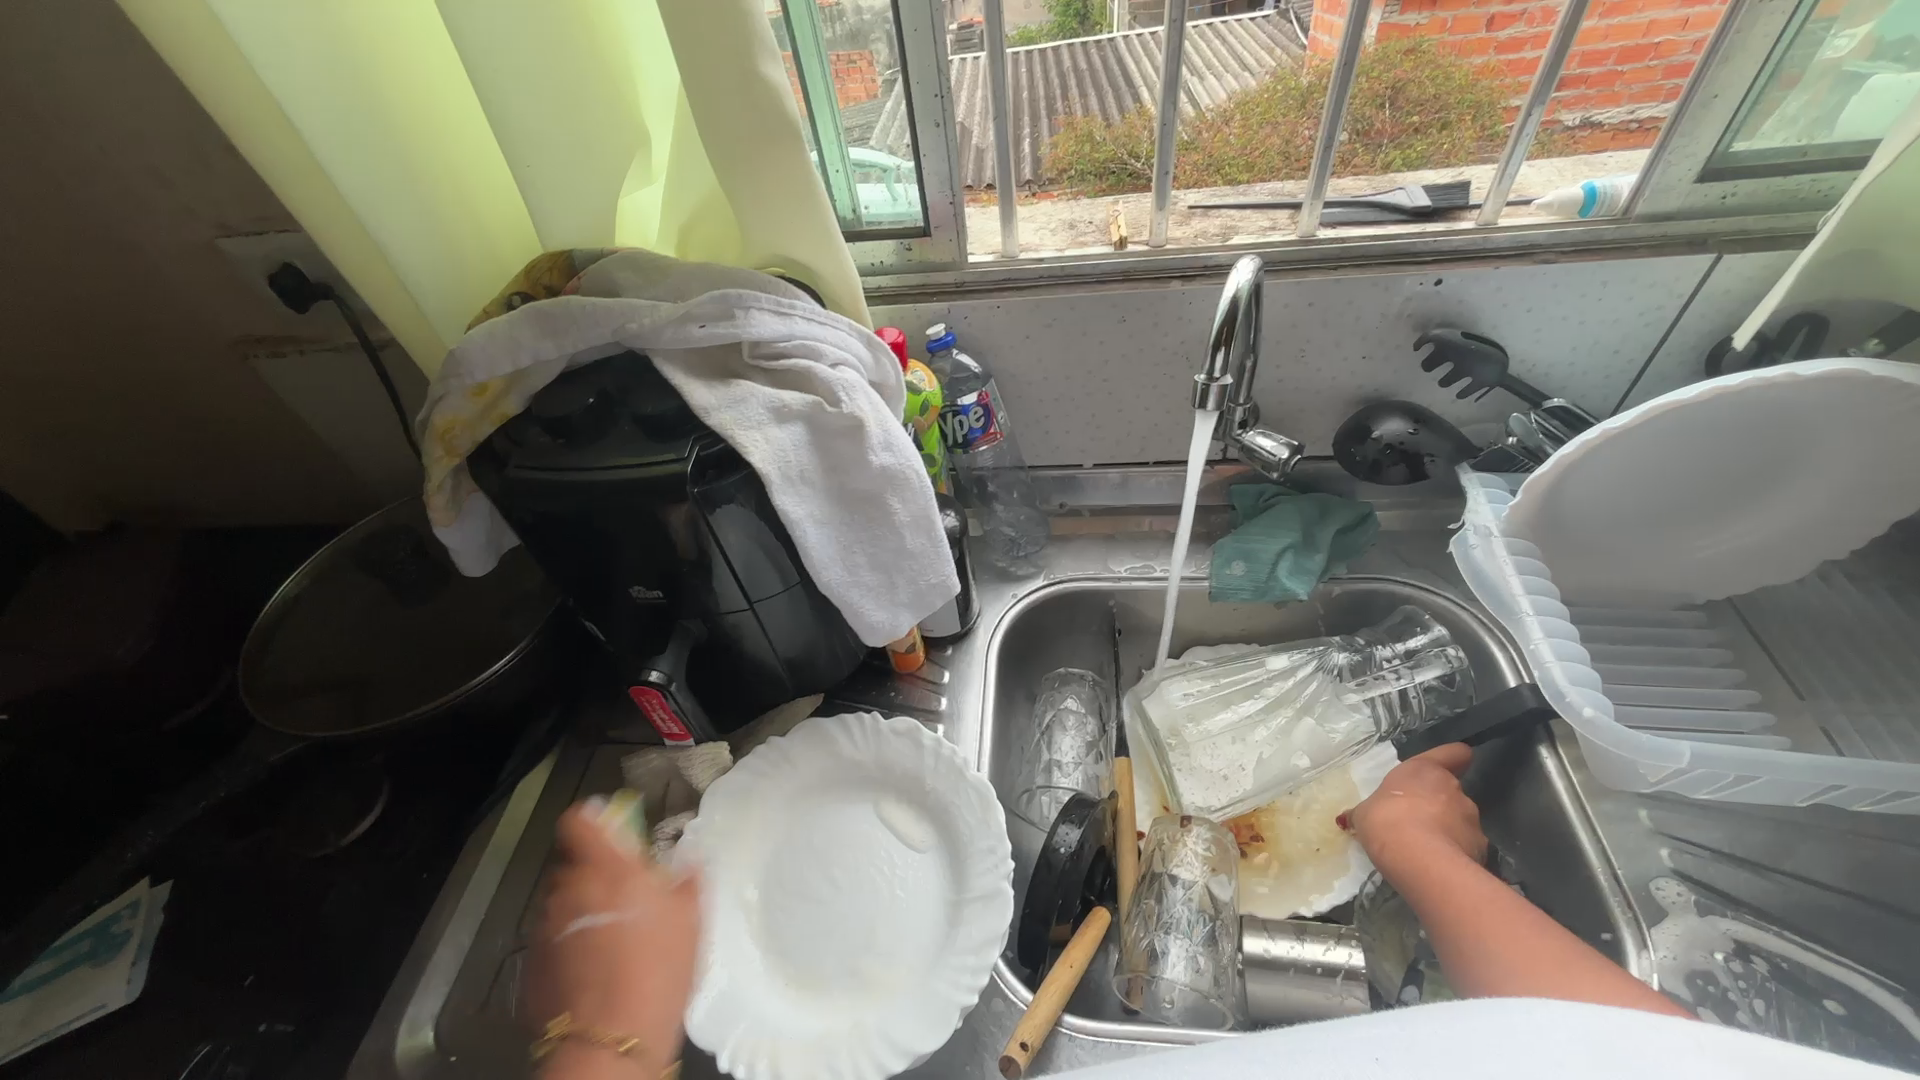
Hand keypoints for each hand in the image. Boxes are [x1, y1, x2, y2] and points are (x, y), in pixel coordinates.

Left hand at [525, 800, 700, 1078]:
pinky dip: (569, 945)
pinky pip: (553, 939)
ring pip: (563, 903)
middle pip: (575, 864)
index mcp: (608, 868)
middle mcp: (569, 890)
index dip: (591, 818)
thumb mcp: (692, 919)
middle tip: (626, 898)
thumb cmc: (660, 970)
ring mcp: (545, 928)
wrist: (612, 1042)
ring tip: (612, 939)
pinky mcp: (531, 965)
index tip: (609, 828)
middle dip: (596, 875)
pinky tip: (595, 969)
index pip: (579, 821)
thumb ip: (687, 879)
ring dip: (582, 910)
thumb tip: (687, 862)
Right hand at [1342, 743, 1486, 877]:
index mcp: (1425, 771)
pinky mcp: (1481, 849)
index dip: (1452, 758)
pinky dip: (1455, 852)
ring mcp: (1472, 820)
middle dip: (1437, 803)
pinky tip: (1436, 864)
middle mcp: (1454, 789)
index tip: (1448, 765)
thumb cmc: (1386, 820)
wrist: (1420, 860)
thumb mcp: (1364, 814)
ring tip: (1424, 846)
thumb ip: (1368, 811)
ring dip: (1446, 828)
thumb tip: (1352, 817)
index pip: (1454, 753)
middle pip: (1451, 789)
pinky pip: (1466, 846)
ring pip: (1460, 819)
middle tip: (1415, 818)